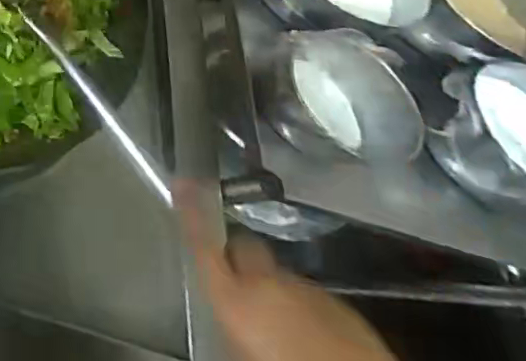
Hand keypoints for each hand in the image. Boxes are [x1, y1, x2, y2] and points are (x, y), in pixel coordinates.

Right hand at [178, 183, 395, 360]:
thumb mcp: (238, 351)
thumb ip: (226, 322)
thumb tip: (222, 311)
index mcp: (234, 298)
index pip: (202, 241)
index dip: (191, 210)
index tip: (184, 182)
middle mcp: (267, 284)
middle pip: (244, 245)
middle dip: (237, 254)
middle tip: (235, 278)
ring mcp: (308, 291)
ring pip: (279, 274)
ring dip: (274, 288)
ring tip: (280, 322)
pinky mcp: (342, 307)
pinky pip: (310, 295)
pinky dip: (304, 307)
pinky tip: (310, 335)